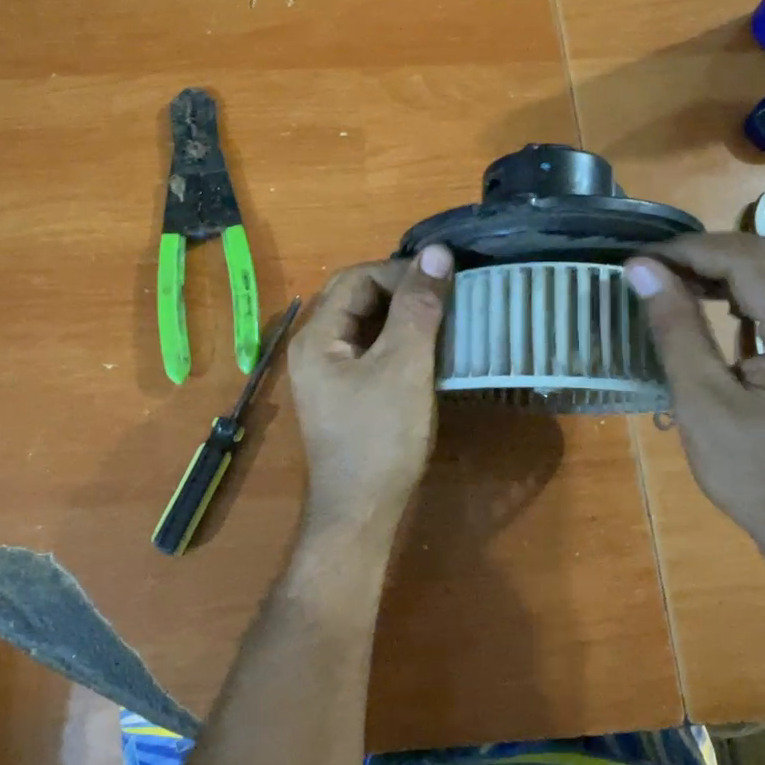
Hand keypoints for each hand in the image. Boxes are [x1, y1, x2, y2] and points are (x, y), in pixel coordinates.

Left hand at [288, 245, 454, 542]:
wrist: (361, 511)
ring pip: (367, 326)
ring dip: (405, 316)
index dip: (399, 272)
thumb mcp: (403, 367)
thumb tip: (438, 252)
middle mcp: (315, 349)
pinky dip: (402, 343)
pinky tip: (433, 350)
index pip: (356, 278)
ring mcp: (330, 375)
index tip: (445, 281)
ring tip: (447, 317)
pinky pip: (373, 352)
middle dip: (402, 291)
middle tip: (449, 296)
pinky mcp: (347, 395)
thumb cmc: (380, 437)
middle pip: (357, 299)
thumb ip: (418, 308)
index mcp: (317, 337)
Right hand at [625, 233, 764, 544]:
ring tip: (691, 289)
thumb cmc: (759, 479)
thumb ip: (676, 328)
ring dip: (745, 272)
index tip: (644, 260)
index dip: (693, 251)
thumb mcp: (703, 404)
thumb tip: (642, 270)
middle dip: (717, 255)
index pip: (751, 260)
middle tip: (664, 273)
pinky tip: (737, 318)